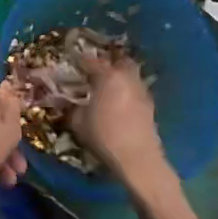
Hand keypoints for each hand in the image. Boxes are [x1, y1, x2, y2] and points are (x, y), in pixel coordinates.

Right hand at [73, 54, 175, 196]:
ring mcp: (141, 90)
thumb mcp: (78, 122)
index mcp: (107, 76)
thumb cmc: (104, 136)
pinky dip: (128, 91)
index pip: (91, 61)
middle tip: (96, 73)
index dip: (80, 62)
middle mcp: (126, 78)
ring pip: (131, 75)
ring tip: (108, 88)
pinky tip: (120, 103)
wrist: (137, 157)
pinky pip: (136, 90)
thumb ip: (71, 108)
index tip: (73, 65)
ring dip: (120, 77)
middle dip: (108, 64)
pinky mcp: (150, 105)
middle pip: (119, 61)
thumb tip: (67, 103)